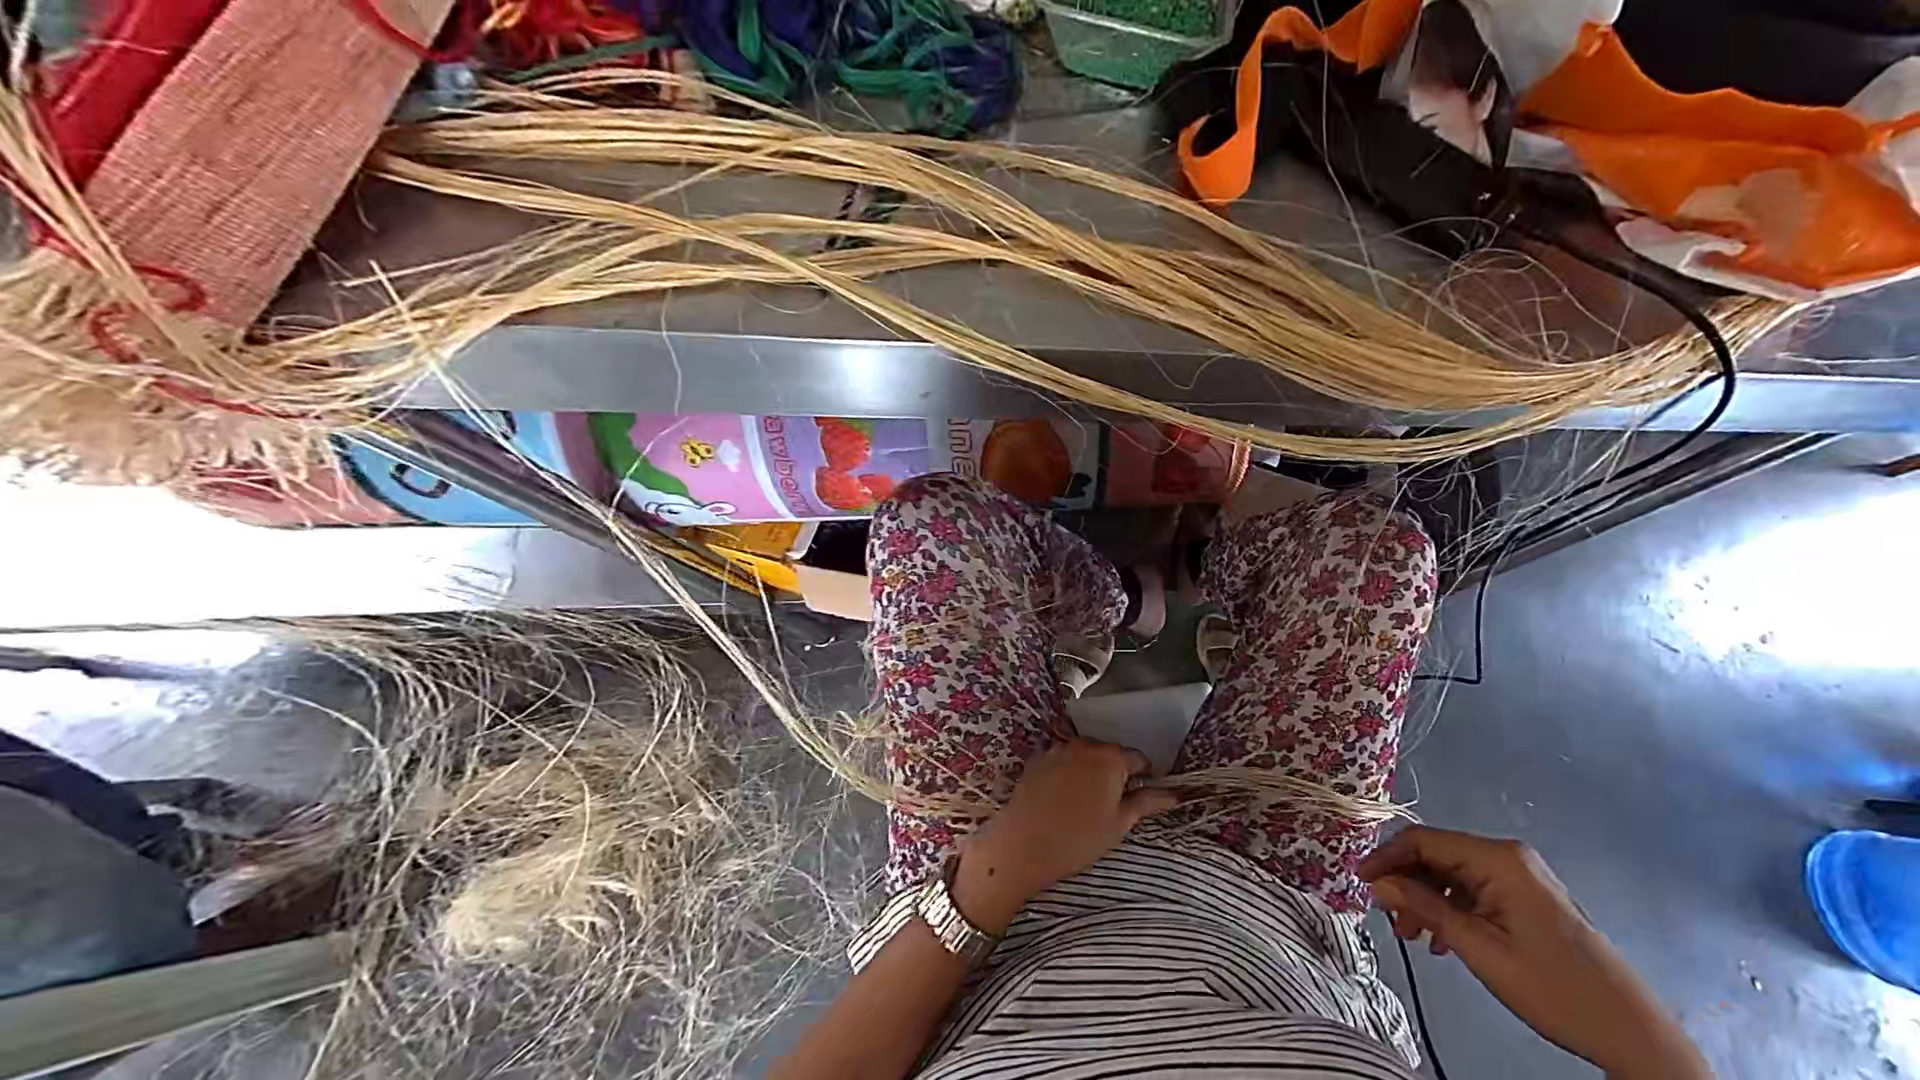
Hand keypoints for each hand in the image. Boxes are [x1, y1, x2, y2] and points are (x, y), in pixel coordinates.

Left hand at [950, 739, 1178, 933]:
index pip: (1138, 758)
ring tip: (1088, 803)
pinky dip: (1069, 772)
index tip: (1144, 794)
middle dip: (1116, 772)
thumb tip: (1173, 794)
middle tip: (1114, 803)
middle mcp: (1084, 745)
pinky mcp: (1038, 758)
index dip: (1145, 776)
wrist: (1023, 843)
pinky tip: (1064, 797)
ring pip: (1085, 755)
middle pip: (1110, 753)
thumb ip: (1146, 802)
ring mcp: (1058, 749)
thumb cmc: (1078, 838)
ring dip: (1092, 771)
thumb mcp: (1119, 823)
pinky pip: (1063, 760)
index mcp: (1110, 758)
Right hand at [1359, 826, 1711, 1079]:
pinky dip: (1448, 909)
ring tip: (1413, 936)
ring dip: (1424, 900)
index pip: (1423, 841)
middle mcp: (1508, 857)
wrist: (1634, 1034)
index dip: (1385, 858)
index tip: (1359, 882)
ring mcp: (1519, 876)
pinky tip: (1440, 940)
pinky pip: (1471, 890)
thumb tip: (1375, 882)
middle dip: (1405, 883)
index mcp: (1499, 860)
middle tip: (1387, 917)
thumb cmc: (1554, 988)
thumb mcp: (1479, 948)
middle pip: (1435, 855)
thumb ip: (1422, 908)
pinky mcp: (1526, 896)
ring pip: (1450, 874)